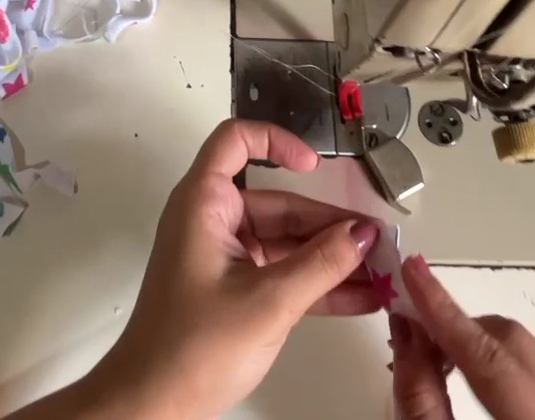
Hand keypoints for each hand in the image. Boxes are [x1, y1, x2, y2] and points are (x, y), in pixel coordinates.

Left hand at [16, 120, 380, 419]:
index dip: (275, 141)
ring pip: (286, 240)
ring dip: (331, 256)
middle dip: (328, 221)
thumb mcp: (268, 302)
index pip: (235, 141)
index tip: (314, 166)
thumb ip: (321, 265)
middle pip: (278, 202)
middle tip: (380, 241)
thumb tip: (365, 233)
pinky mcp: (236, 287)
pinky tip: (362, 295)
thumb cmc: (195, 346)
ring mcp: (226, 255)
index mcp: (205, 202)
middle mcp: (214, 219)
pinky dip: (317, 282)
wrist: (152, 408)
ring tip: (382, 269)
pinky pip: (283, 270)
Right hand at [391, 255, 534, 419]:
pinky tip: (469, 377)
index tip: (409, 269)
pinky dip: (499, 365)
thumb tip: (405, 328)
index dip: (443, 310)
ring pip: (525, 353)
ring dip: (476, 345)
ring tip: (433, 358)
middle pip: (510, 341)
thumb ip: (422, 397)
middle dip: (458, 327)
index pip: (487, 354)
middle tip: (408, 324)